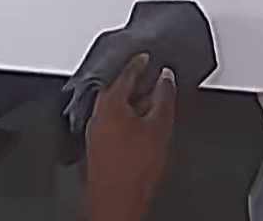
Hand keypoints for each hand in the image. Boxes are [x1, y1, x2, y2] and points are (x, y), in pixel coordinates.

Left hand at [84, 54, 175, 220]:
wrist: (116, 206)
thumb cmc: (133, 168)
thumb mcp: (158, 125)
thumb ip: (164, 96)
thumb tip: (166, 77)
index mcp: (110, 101)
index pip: (126, 71)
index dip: (140, 62)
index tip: (148, 56)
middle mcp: (99, 112)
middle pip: (119, 88)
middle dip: (137, 82)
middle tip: (152, 76)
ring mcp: (96, 131)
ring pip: (117, 105)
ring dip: (133, 100)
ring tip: (151, 100)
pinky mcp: (98, 146)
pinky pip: (114, 120)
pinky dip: (127, 115)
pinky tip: (141, 123)